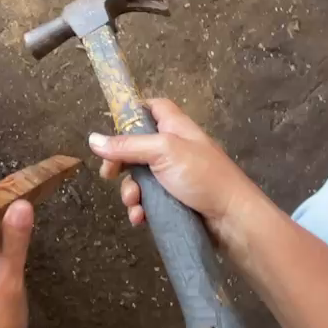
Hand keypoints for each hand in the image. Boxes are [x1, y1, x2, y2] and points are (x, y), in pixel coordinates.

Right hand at [87, 99, 274, 244]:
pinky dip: (141, 208)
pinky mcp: (175, 200)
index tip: (113, 128)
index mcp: (175, 127)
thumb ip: (127, 145)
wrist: (234, 219)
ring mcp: (175, 175)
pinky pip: (149, 200)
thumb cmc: (202, 176)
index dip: (133, 113)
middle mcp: (175, 148)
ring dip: (131, 191)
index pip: (152, 108)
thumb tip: (93, 139)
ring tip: (134, 204)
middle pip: (137, 146)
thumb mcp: (163, 152)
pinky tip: (140, 218)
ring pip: (140, 178)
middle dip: (121, 163)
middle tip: (109, 175)